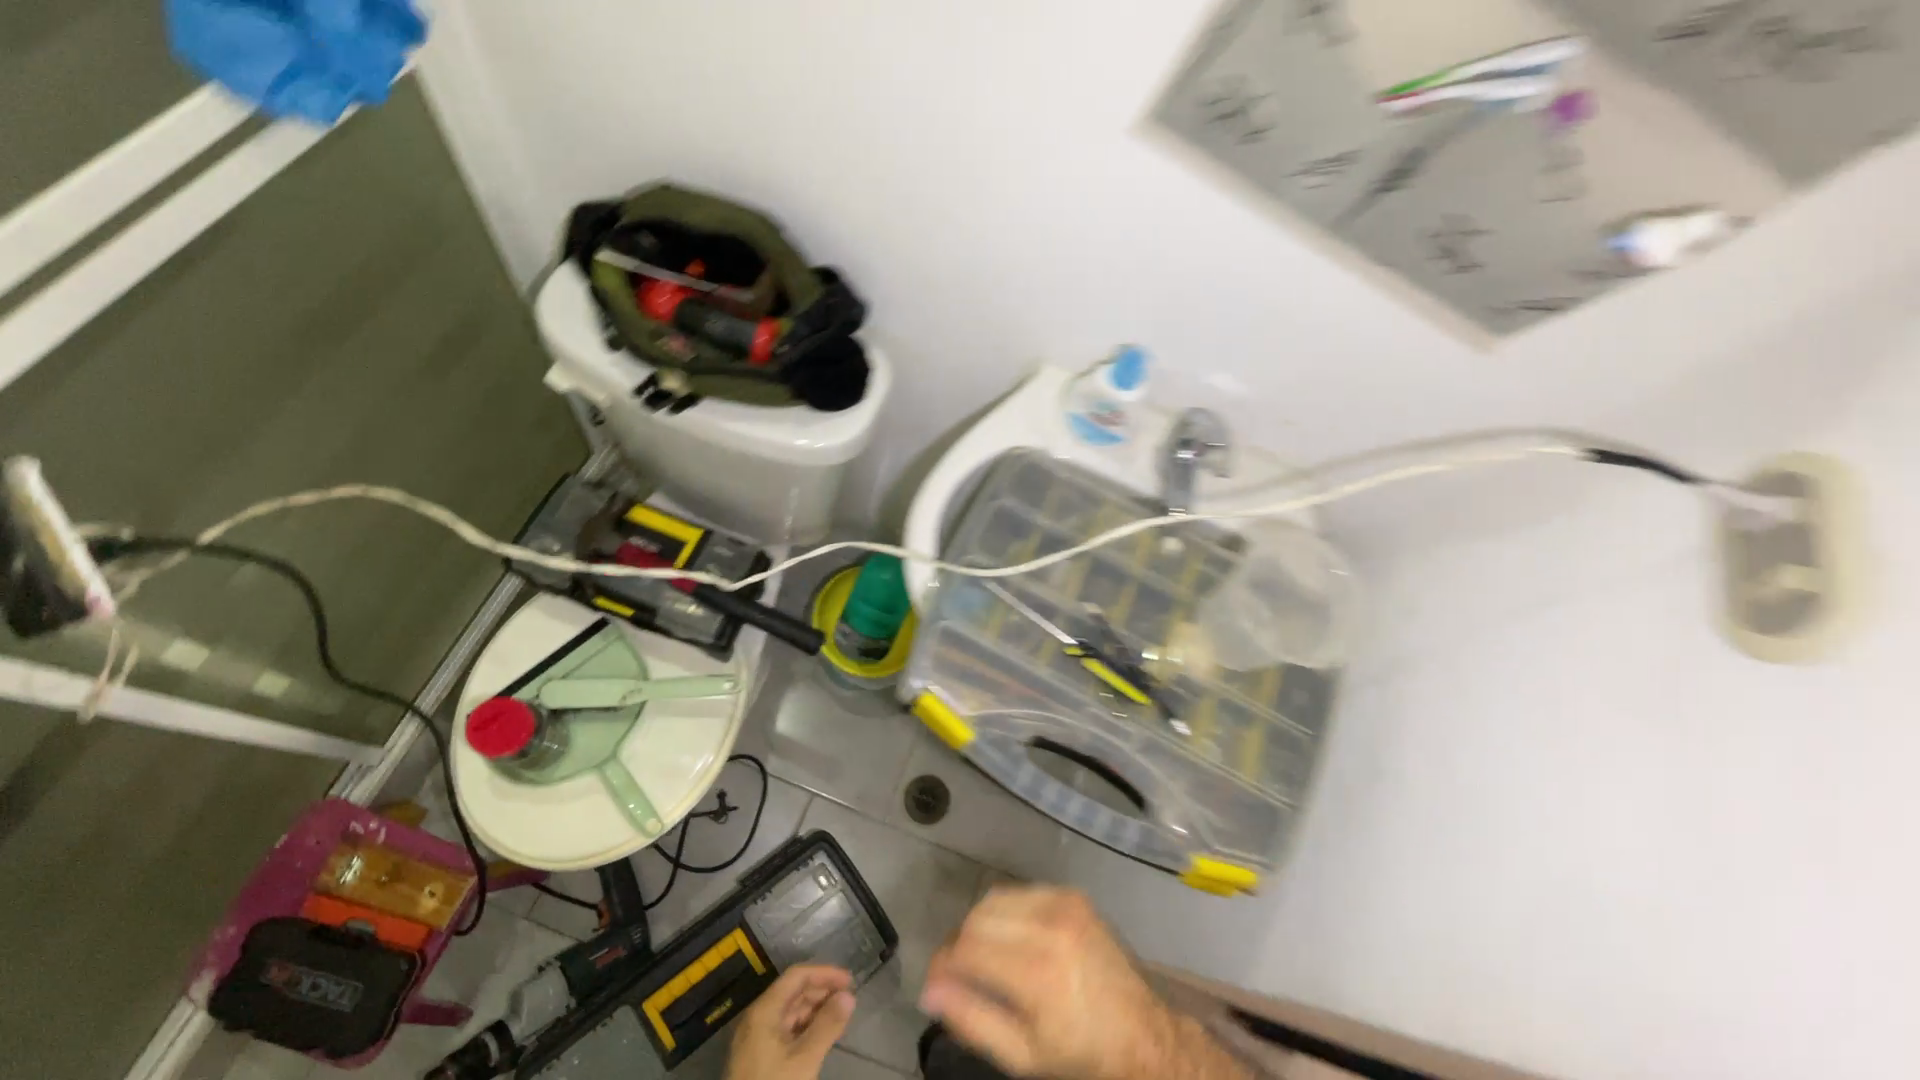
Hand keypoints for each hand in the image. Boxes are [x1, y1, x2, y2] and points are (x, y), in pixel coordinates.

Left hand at [724, 965, 855, 1079]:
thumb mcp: (804, 1058)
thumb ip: (827, 1025)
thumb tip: (849, 996)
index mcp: (764, 1010)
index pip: (796, 977)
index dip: (824, 974)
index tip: (849, 981)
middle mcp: (758, 1016)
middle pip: (793, 991)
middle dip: (822, 991)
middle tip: (848, 999)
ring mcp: (757, 1035)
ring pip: (790, 1011)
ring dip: (816, 1009)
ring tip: (839, 1015)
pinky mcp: (759, 1053)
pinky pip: (786, 1029)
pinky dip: (806, 1026)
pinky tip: (821, 1034)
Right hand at [918, 886, 1177, 1079]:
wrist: (1139, 1032)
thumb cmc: (1079, 1051)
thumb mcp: (1022, 1054)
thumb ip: (972, 1019)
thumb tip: (930, 991)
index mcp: (1038, 972)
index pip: (965, 950)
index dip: (941, 966)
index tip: (936, 986)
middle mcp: (1050, 928)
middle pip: (975, 919)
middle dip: (958, 945)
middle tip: (958, 974)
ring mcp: (1065, 906)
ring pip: (993, 900)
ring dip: (979, 926)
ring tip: (983, 957)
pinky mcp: (1073, 897)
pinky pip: (1019, 892)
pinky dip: (1005, 912)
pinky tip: (1011, 939)